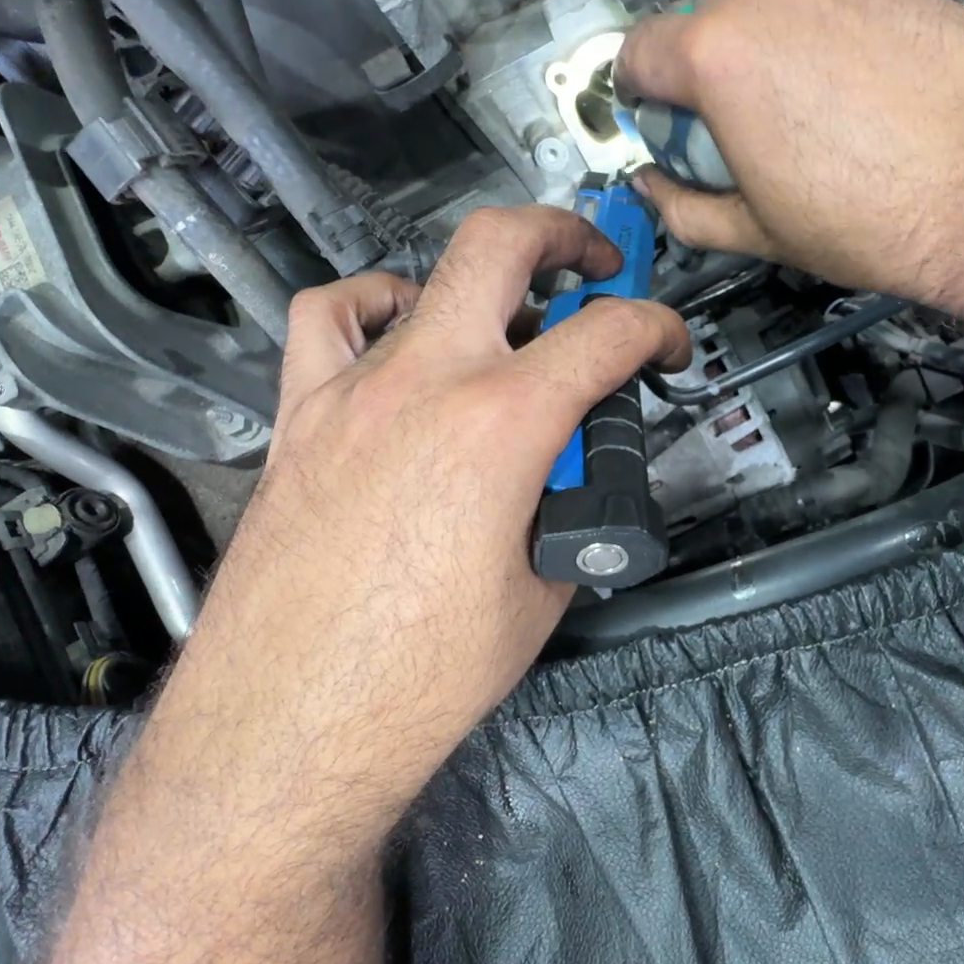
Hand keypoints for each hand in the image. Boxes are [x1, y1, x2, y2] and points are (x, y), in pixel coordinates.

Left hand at [13, 206, 689, 963]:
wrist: (294, 726)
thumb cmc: (431, 675)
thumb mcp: (545, 588)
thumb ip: (569, 512)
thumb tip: (575, 485)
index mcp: (503, 426)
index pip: (606, 335)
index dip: (657, 329)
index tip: (669, 347)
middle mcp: (424, 383)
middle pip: (499, 247)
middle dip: (564, 238)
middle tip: (595, 266)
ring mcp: (349, 392)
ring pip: (410, 276)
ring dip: (472, 281)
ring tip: (499, 319)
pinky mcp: (299, 420)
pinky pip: (328, 323)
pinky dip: (373, 310)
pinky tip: (396, 341)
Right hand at [618, 0, 963, 315]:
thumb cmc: (894, 213)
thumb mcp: (762, 233)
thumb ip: (689, 207)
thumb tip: (663, 191)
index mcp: (720, 54)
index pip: (636, 56)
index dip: (642, 103)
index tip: (662, 128)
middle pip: (700, 27)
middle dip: (708, 84)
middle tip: (744, 145)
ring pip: (764, 8)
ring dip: (766, 56)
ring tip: (811, 127)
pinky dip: (820, 38)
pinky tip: (852, 98)